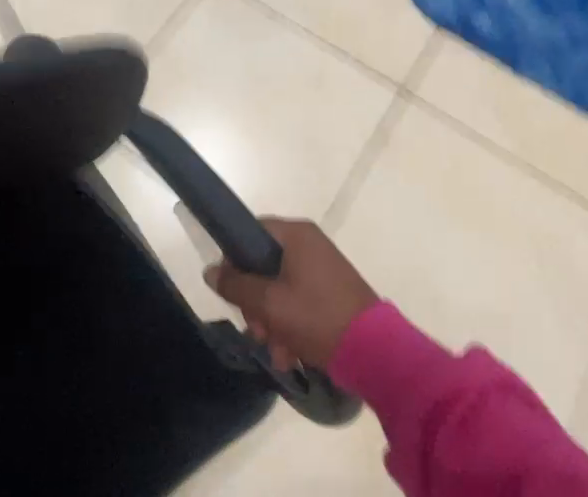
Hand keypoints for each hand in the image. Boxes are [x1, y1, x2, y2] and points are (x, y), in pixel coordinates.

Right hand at [205, 217, 378, 369]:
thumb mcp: (268, 304)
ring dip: (271, 322)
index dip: (234, 259)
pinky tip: (290, 356)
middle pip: (263, 265)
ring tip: (278, 353)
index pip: (250, 232)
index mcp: (296, 235)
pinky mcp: (333, 295)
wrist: (376, 353)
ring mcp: (324, 271)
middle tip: (257, 330)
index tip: (231, 289)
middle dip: (255, 303)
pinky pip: (299, 303)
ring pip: (280, 289)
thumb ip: (235, 285)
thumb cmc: (317, 318)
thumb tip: (210, 270)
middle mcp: (310, 246)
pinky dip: (291, 327)